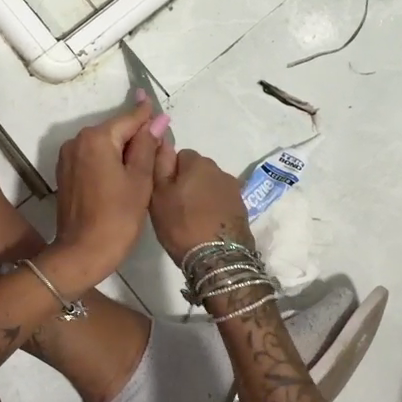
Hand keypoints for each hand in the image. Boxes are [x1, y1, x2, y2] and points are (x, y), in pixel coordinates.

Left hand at [49, 93, 167, 292]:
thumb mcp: (139, 179)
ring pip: (102, 144)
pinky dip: (109, 160)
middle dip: (136, 135)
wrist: (82, 252)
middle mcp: (77, 141)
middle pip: (114, 130)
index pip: (128, 119)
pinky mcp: (65, 173)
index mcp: (96, 139)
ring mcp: (68, 157)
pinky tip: (125, 174)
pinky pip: (92, 157)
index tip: (157, 105)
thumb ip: (147, 146)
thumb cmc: (118, 217)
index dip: (146, 114)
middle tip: (160, 143)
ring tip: (146, 162)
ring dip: (123, 149)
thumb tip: (157, 120)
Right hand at [149, 148, 252, 266]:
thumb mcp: (158, 194)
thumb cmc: (181, 224)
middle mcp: (220, 171)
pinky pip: (221, 201)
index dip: (170, 171)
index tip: (164, 191)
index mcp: (199, 163)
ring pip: (210, 186)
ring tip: (192, 218)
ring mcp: (234, 190)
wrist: (218, 260)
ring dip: (202, 195)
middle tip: (176, 206)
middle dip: (188, 182)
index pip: (180, 154)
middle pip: (198, 170)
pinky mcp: (242, 209)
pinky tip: (206, 225)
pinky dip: (213, 208)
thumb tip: (163, 142)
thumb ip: (159, 165)